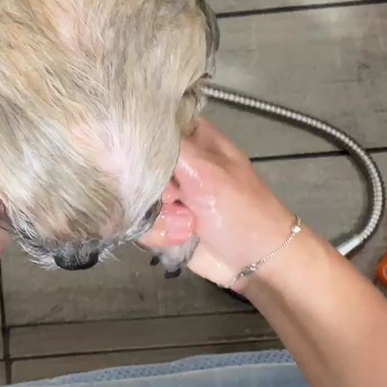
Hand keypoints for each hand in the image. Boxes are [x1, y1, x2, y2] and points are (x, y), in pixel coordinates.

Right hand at [140, 119, 299, 287]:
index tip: (134, 151)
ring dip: (157, 213)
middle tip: (173, 195)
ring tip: (184, 222)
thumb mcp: (206, 170)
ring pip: (133, 195)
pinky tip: (180, 237)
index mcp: (192, 138)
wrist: (256, 263)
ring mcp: (167, 193)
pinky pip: (139, 222)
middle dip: (146, 184)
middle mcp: (176, 163)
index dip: (137, 134)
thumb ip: (169, 146)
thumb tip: (130, 127)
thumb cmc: (241, 210)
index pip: (151, 122)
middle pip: (135, 163)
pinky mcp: (162, 220)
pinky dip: (158, 233)